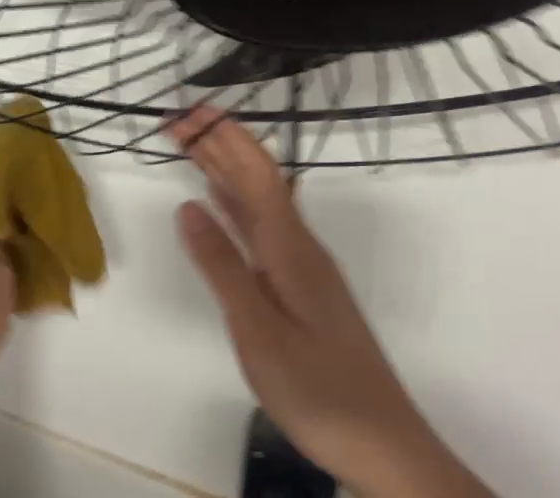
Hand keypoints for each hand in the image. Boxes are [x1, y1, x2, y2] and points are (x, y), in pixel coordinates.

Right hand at [168, 107, 492, 497]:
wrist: (384, 448)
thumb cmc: (318, 390)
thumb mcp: (259, 330)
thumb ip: (223, 266)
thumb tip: (188, 206)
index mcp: (291, 250)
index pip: (257, 175)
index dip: (224, 137)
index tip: (188, 111)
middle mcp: (299, 248)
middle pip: (258, 180)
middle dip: (218, 144)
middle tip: (175, 119)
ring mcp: (301, 268)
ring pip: (258, 201)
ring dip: (223, 167)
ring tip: (189, 143)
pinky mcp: (298, 288)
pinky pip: (259, 226)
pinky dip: (234, 202)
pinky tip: (218, 200)